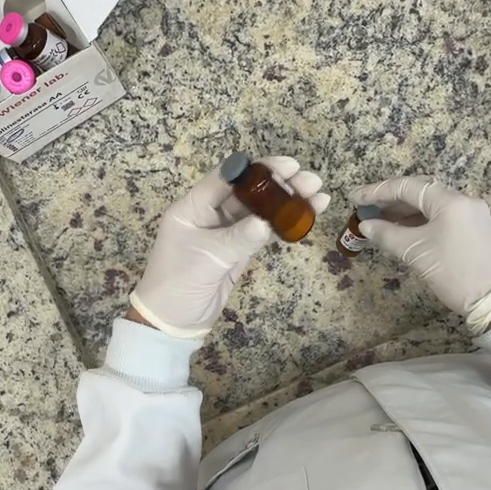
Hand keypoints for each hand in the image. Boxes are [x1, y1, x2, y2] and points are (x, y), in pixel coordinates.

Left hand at [129, 156, 329, 337]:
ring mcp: (225, 233)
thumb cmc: (178, 284)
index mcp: (193, 207)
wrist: (172, 323)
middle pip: (249, 192)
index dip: (258, 170)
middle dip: (281, 185)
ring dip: (287, 203)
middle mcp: (209, 215)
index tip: (288, 167)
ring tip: (318, 197)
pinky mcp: (237, 252)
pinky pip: (262, 232)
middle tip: (312, 181)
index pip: (228, 178)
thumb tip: (268, 223)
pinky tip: (304, 217)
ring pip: (259, 211)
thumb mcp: (208, 258)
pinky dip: (282, 225)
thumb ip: (239, 239)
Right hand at [350, 176, 490, 331]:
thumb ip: (386, 234)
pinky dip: (420, 222)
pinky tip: (401, 229)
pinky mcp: (474, 229)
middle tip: (365, 209)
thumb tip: (365, 226)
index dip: (378, 191)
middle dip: (391, 200)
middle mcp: (463, 201)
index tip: (355, 197)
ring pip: (431, 206)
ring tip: (379, 220)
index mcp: (450, 201)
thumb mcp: (415, 252)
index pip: (408, 187)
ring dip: (404, 212)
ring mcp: (471, 214)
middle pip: (420, 193)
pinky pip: (442, 217)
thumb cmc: (452, 273)